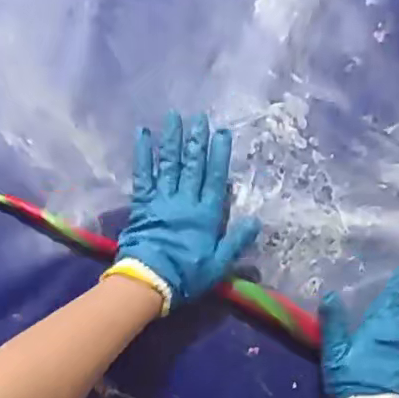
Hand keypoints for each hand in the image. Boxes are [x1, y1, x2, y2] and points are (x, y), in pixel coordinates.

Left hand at [115, 111, 261, 310]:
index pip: (215, 179)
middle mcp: (186, 201)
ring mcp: (163, 200)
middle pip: (193, 166)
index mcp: (206, 215)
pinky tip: (143, 134)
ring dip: (172, 140)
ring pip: (170, 164)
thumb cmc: (187, 276)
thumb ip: (236, 242)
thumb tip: (256, 222)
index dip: (219, 156)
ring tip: (174, 117)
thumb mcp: (218, 265)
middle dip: (196, 141)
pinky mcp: (142, 205)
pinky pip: (144, 174)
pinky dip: (144, 154)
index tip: (222, 134)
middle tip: (199, 118)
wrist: (150, 280)